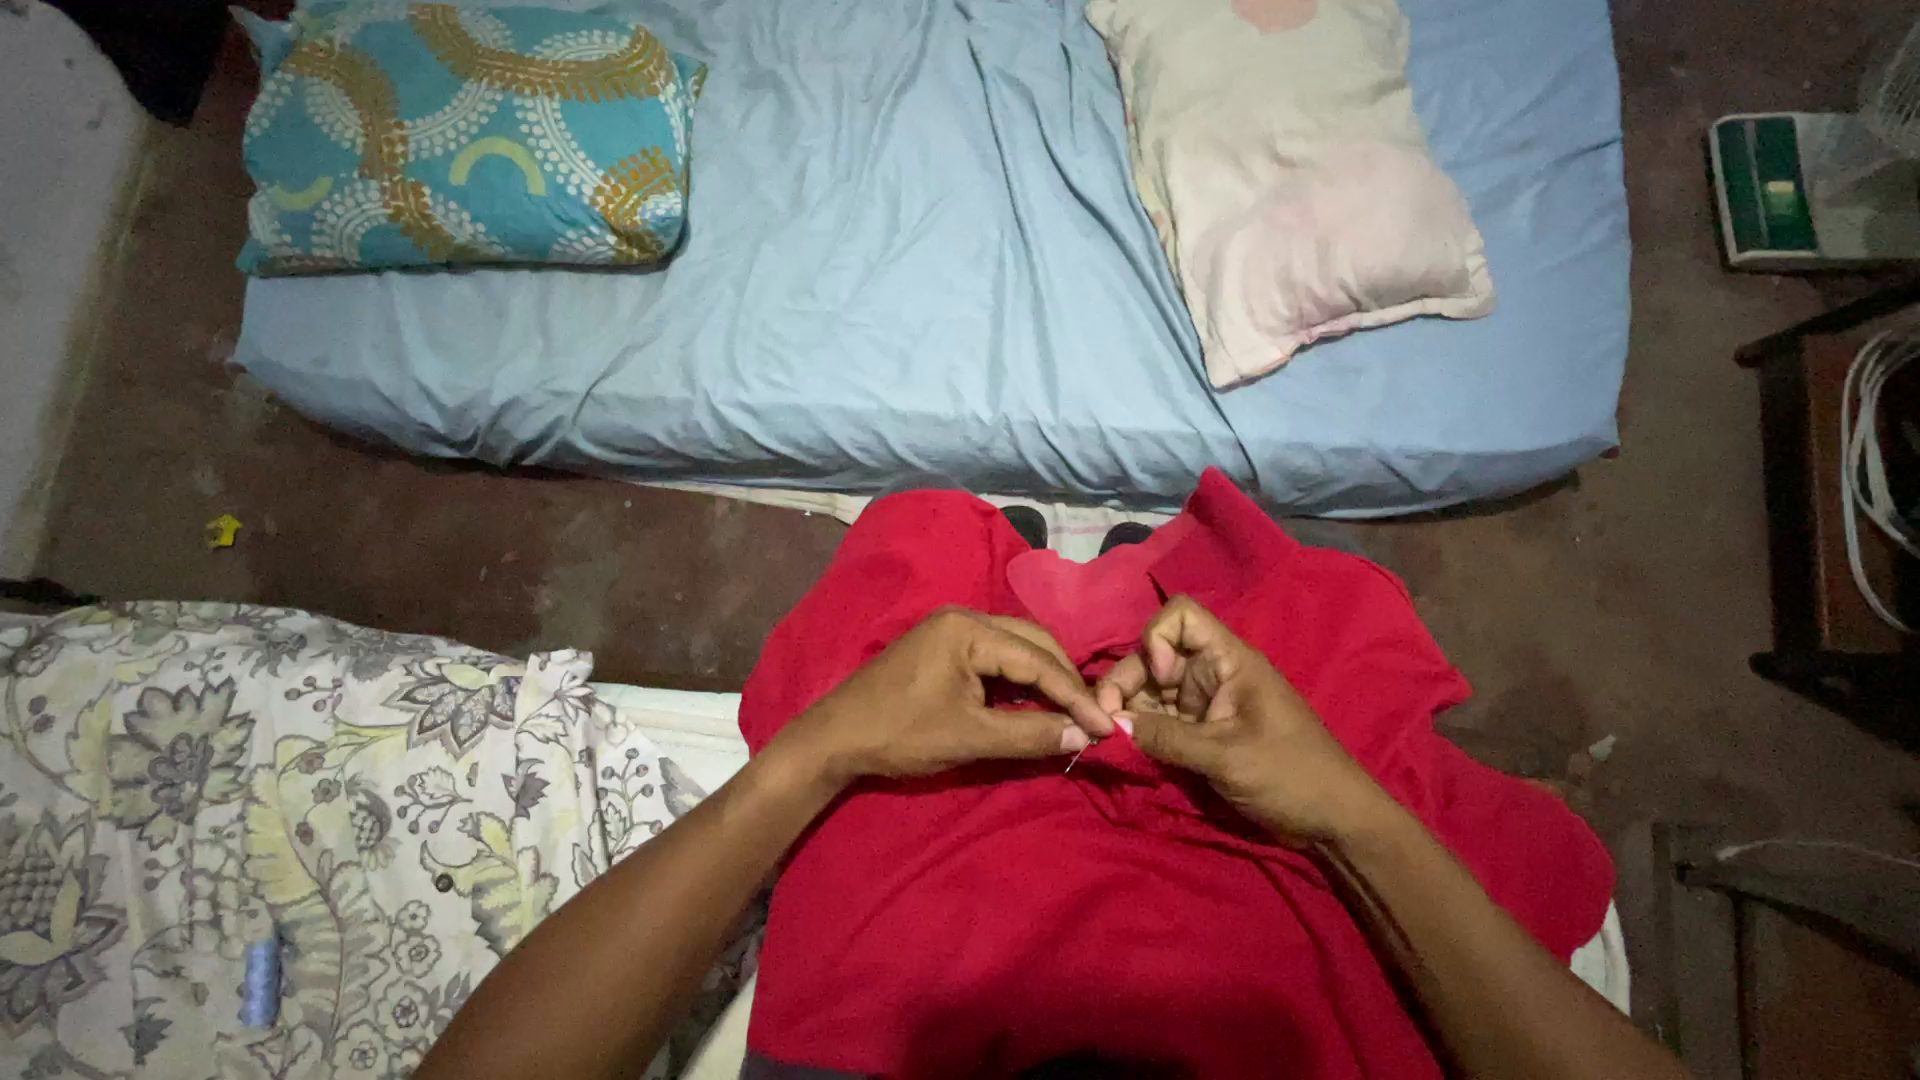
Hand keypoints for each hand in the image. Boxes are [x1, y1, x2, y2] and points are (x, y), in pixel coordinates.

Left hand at [788, 607, 1114, 782]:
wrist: (835, 737)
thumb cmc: (901, 734)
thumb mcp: (970, 737)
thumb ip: (1031, 734)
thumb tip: (1087, 735)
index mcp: (969, 629)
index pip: (1039, 658)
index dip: (1076, 695)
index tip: (1107, 725)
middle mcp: (964, 616)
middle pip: (1032, 641)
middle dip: (1064, 679)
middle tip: (1092, 716)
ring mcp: (951, 627)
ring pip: (1016, 645)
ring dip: (1044, 676)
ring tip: (1070, 710)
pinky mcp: (943, 644)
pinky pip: (996, 654)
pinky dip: (1019, 677)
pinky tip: (1033, 701)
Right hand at [1095, 595, 1397, 845]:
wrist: (1334, 822)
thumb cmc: (1291, 776)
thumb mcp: (1227, 757)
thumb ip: (1167, 738)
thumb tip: (1110, 726)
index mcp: (1229, 661)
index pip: (1182, 617)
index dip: (1159, 638)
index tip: (1160, 678)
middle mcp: (1212, 674)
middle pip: (1154, 656)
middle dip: (1125, 681)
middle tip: (1103, 718)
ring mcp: (1204, 704)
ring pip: (1150, 689)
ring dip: (1125, 708)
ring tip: (1106, 737)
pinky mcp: (1200, 733)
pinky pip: (1159, 720)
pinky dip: (1138, 729)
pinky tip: (1121, 746)